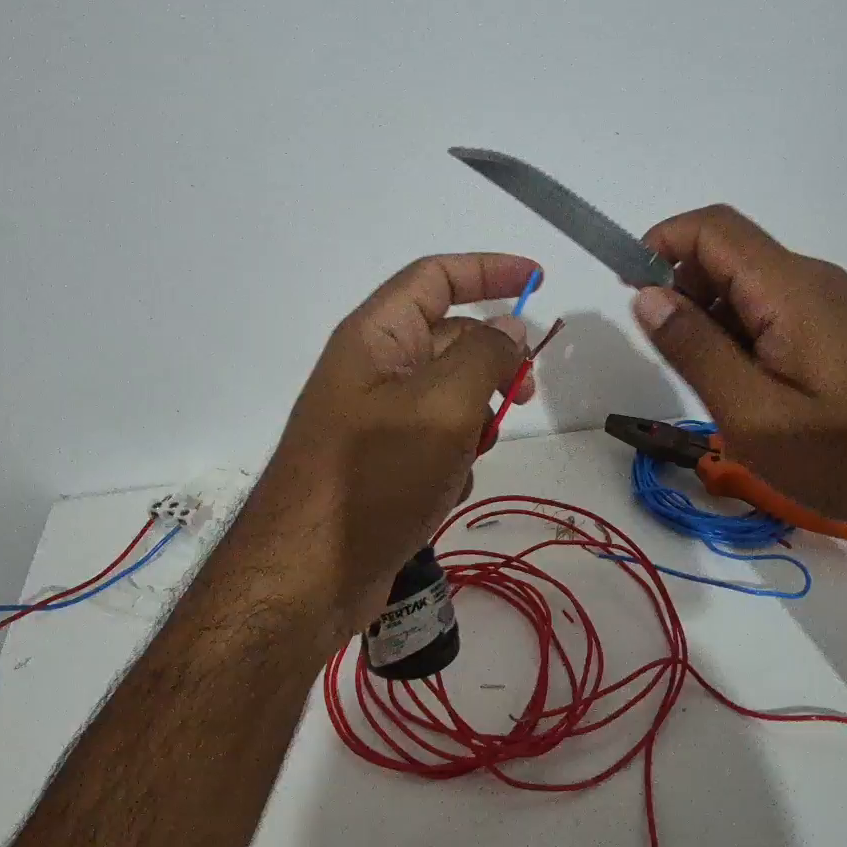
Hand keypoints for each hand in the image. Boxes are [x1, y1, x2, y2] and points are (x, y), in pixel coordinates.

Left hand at [239, 254, 537, 637]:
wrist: (307, 577)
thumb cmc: (374, 477)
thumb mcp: (443, 406)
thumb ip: (486, 356)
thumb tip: (510, 329)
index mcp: (377, 336)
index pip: (436, 277)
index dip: (489, 270)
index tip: (539, 280)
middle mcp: (374, 369)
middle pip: (451, 338)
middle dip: (493, 361)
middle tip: (527, 392)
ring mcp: (377, 419)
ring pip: (451, 396)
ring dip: (475, 420)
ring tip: (469, 456)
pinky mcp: (384, 464)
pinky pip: (436, 442)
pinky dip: (453, 460)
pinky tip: (443, 491)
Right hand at [630, 205, 846, 546]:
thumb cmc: (845, 456)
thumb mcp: (753, 414)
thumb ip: (695, 350)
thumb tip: (647, 294)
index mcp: (788, 289)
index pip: (712, 228)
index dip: (660, 244)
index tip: (630, 293)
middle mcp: (810, 279)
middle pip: (728, 251)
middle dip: (682, 288)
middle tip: (673, 357)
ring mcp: (828, 302)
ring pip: (748, 282)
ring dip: (710, 316)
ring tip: (711, 382)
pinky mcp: (837, 327)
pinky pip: (772, 307)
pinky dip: (739, 331)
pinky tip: (745, 386)